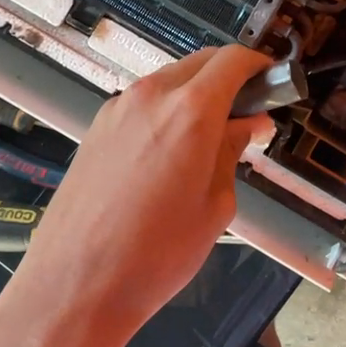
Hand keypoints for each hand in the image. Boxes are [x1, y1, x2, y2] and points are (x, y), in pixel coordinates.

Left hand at [13, 45, 272, 330]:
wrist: (73, 286)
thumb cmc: (158, 254)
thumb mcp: (216, 206)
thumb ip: (233, 152)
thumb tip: (248, 123)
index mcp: (192, 110)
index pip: (234, 60)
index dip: (259, 65)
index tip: (272, 81)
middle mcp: (153, 95)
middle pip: (201, 62)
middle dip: (228, 77)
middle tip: (245, 114)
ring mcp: (119, 107)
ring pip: (170, 80)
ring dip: (196, 93)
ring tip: (206, 138)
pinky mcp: (96, 126)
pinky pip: (144, 102)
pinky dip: (166, 110)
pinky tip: (168, 152)